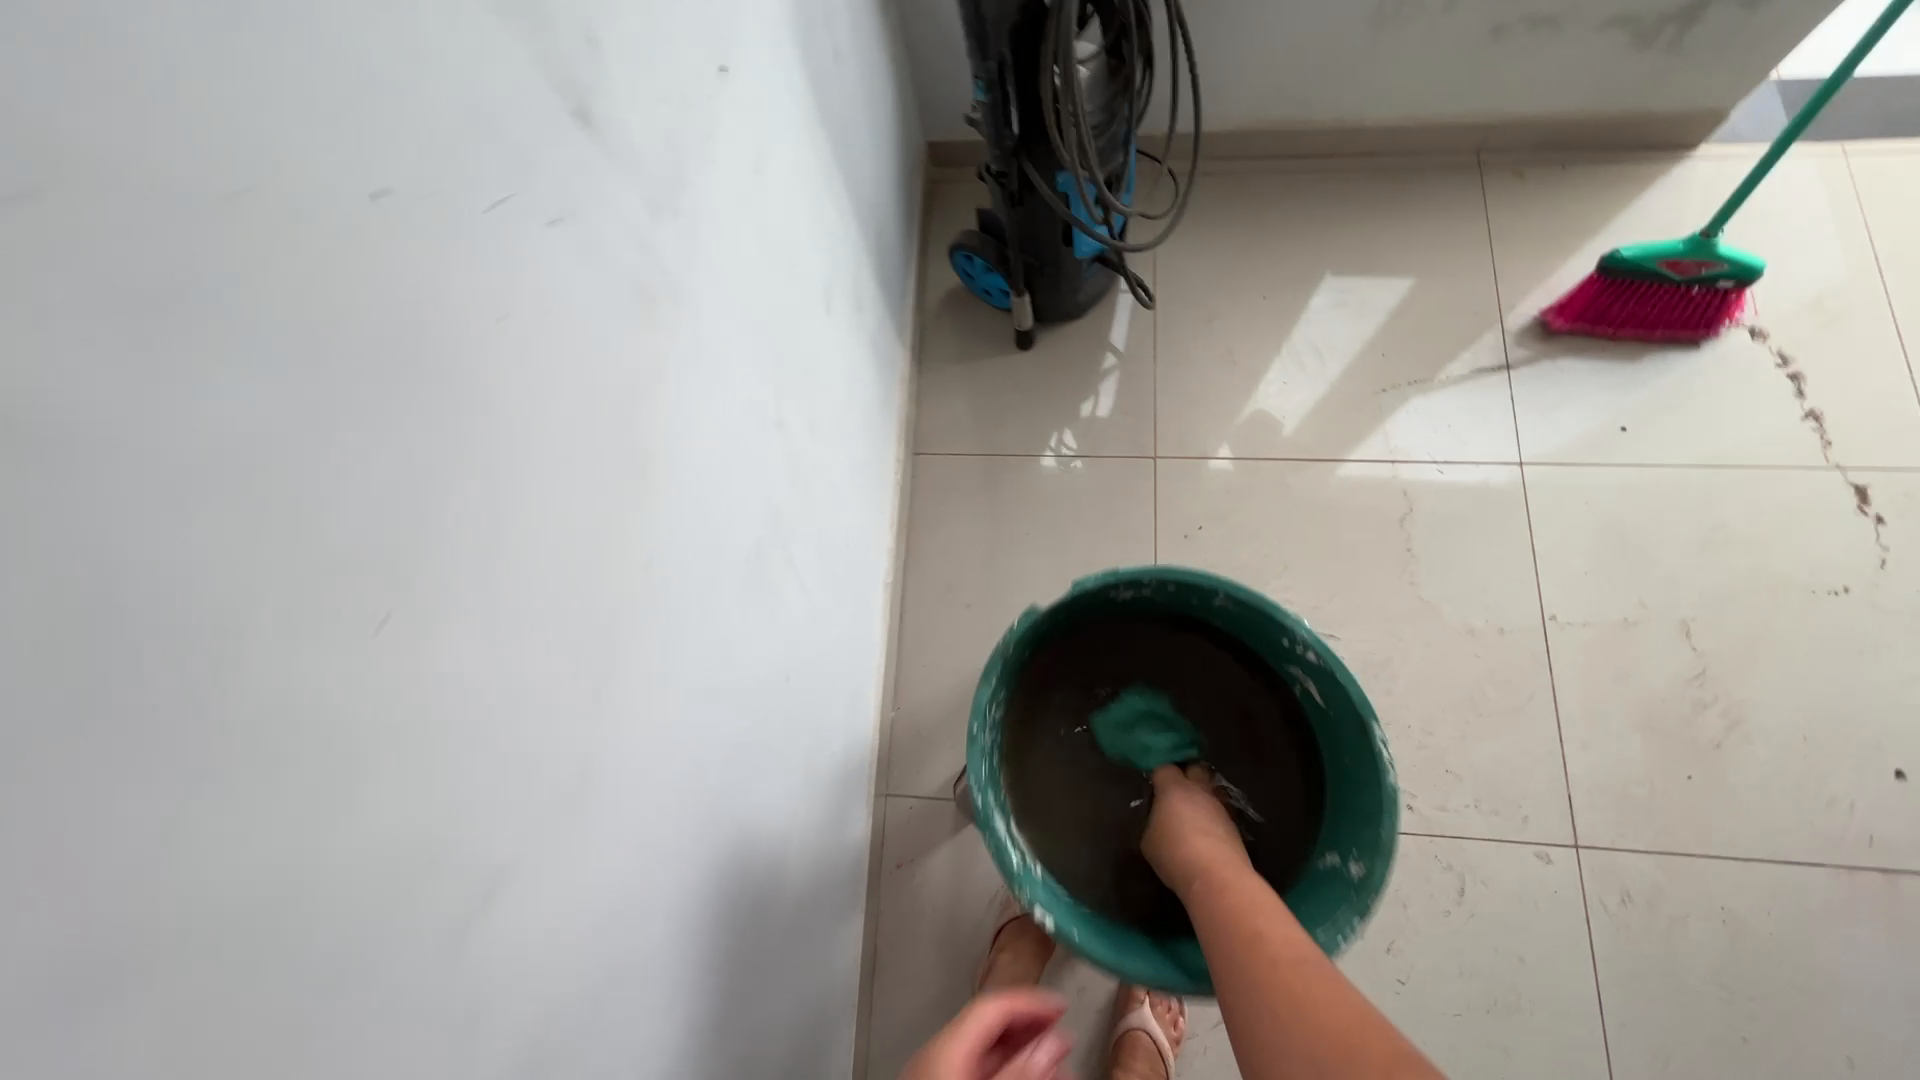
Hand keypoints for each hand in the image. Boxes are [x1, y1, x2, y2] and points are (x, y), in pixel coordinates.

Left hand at [899, 987, 1074, 1079]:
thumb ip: (1022, 1074)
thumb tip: (1052, 1043)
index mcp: (945, 1048)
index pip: (992, 1006)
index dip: (1030, 1002)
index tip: (1060, 1007)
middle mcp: (936, 1055)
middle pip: (988, 1027)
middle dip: (1029, 1029)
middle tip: (1063, 1037)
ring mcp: (933, 1075)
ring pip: (984, 1052)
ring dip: (1020, 1054)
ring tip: (1054, 1067)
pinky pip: (974, 1070)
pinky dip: (1004, 1072)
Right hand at [1143, 763, 1253, 899]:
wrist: (1217, 878)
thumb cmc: (1174, 854)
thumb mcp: (1149, 840)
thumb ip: (1153, 823)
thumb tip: (1159, 821)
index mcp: (1174, 789)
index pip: (1164, 768)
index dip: (1158, 775)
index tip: (1152, 785)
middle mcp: (1200, 792)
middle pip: (1196, 770)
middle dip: (1187, 775)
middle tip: (1175, 792)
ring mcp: (1220, 809)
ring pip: (1210, 793)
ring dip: (1201, 801)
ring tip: (1190, 819)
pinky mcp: (1234, 828)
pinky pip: (1219, 815)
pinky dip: (1211, 821)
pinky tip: (1203, 838)